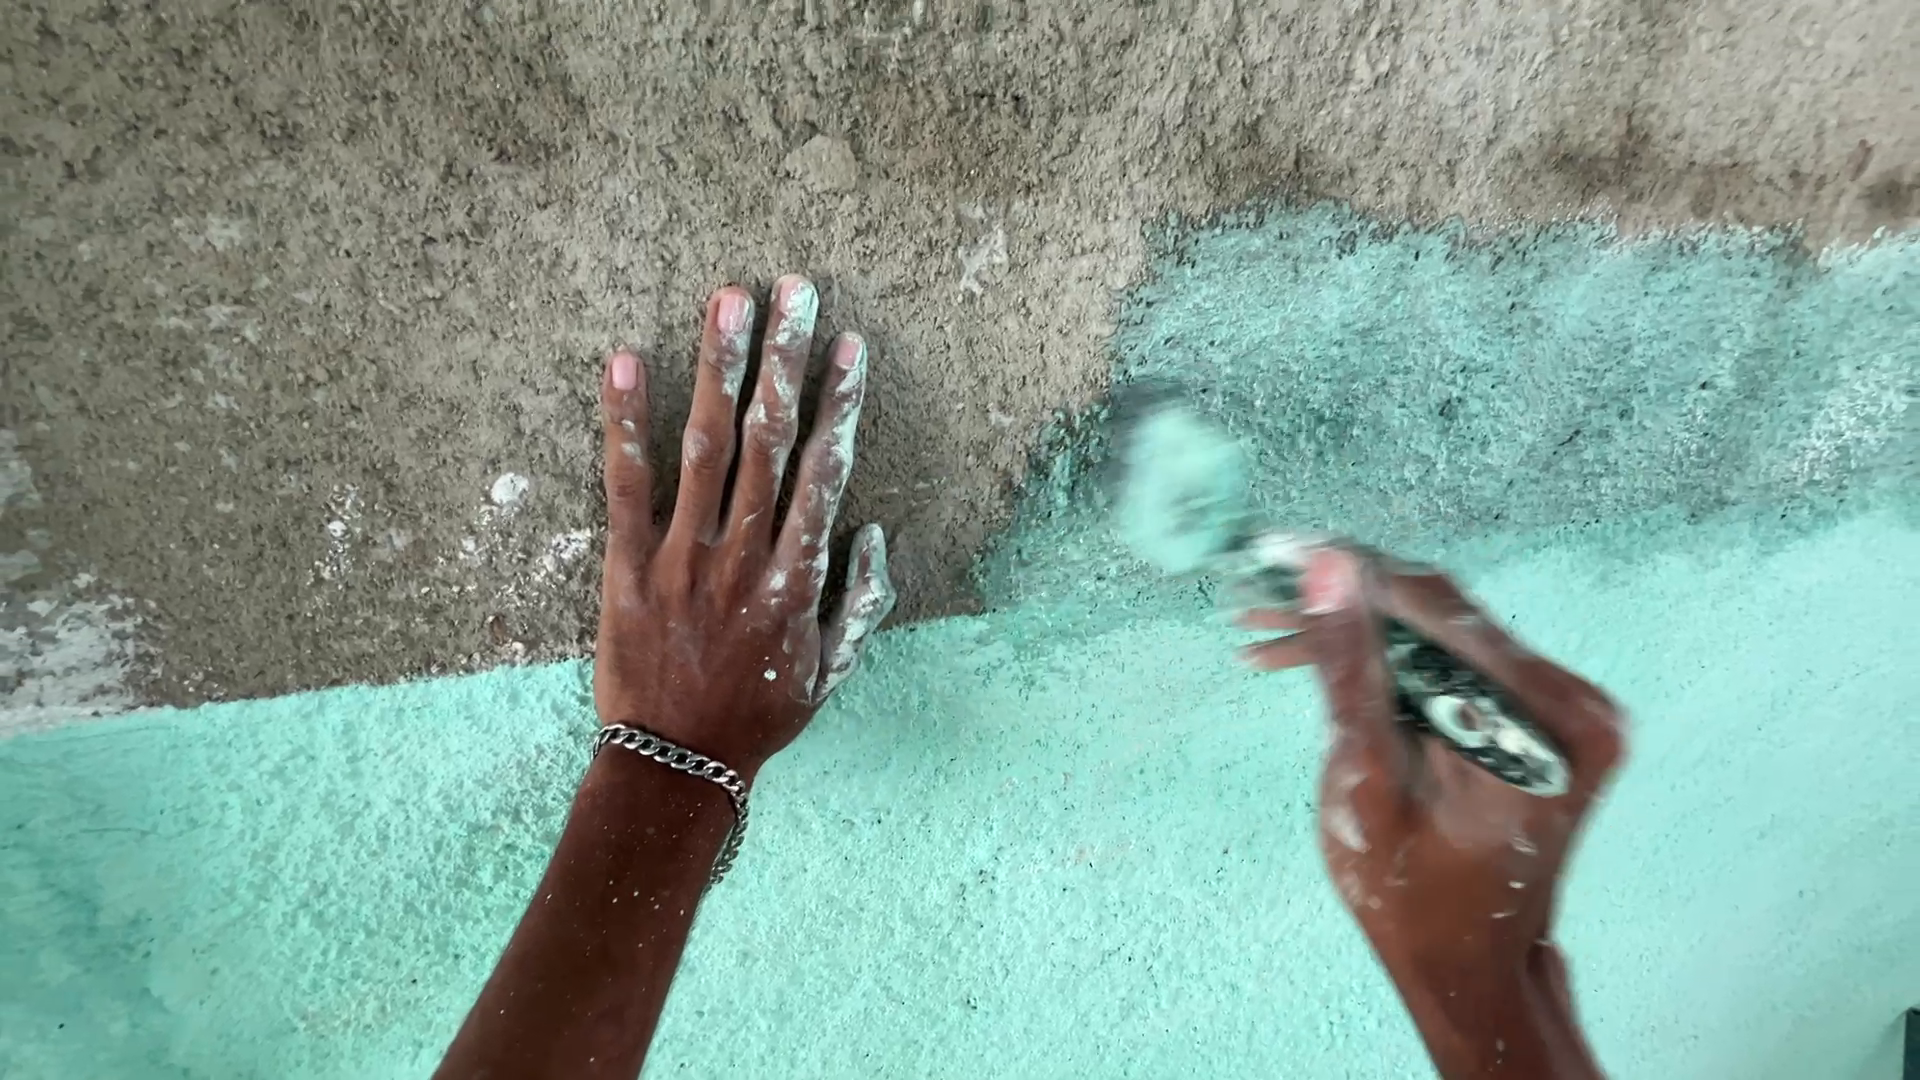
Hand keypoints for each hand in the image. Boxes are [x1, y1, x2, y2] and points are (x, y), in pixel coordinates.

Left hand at [593, 275, 896, 780]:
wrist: (678, 764)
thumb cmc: (762, 714)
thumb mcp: (834, 669)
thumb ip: (862, 601)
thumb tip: (874, 532)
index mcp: (798, 578)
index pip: (826, 473)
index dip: (840, 404)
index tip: (850, 347)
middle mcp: (746, 554)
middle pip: (771, 441)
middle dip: (785, 359)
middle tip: (793, 291)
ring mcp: (684, 556)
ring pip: (707, 447)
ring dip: (719, 369)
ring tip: (729, 301)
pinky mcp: (628, 566)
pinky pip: (625, 486)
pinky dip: (624, 423)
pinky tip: (627, 362)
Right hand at [1240, 546, 1624, 1074]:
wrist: (1462, 959)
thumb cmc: (1411, 889)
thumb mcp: (1364, 774)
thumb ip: (1347, 665)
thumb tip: (1326, 566)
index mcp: (1547, 716)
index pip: (1434, 605)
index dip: (1348, 570)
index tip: (1277, 550)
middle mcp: (1565, 698)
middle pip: (1430, 614)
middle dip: (1335, 603)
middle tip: (1256, 593)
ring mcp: (1547, 705)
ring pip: (1422, 633)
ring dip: (1343, 630)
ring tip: (1260, 629)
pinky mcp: (1519, 713)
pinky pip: (1432, 662)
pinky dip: (1369, 661)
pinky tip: (1302, 659)